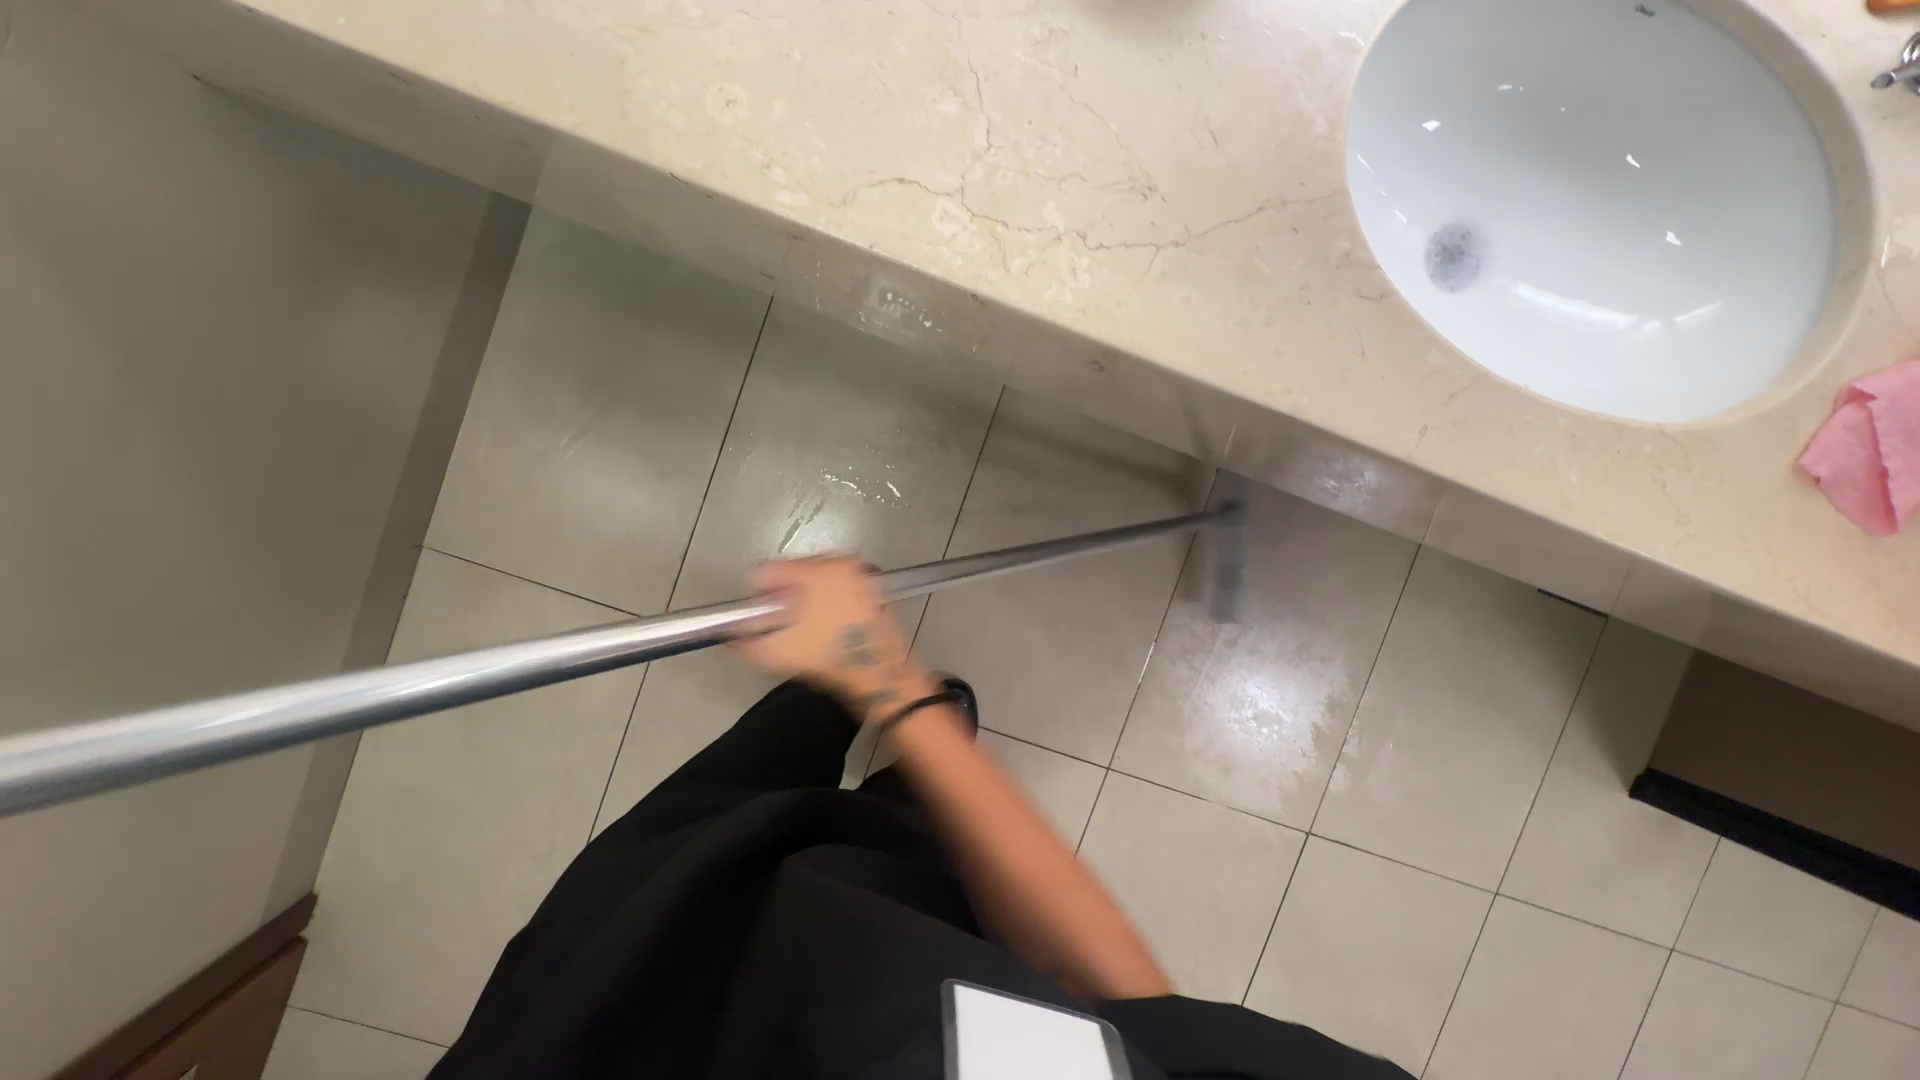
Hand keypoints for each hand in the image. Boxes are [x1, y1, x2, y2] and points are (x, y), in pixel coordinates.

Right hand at [728, 557, 938, 720]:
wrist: (882, 672)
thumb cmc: (831, 658)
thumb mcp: (779, 654)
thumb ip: (745, 642)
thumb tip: (731, 635)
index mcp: (815, 571)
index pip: (765, 571)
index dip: (756, 596)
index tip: (760, 617)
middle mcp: (839, 562)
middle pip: (792, 570)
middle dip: (783, 595)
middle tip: (787, 625)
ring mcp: (860, 571)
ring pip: (814, 577)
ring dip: (805, 596)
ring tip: (809, 626)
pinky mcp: (872, 583)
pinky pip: (836, 583)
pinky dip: (826, 598)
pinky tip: (828, 623)